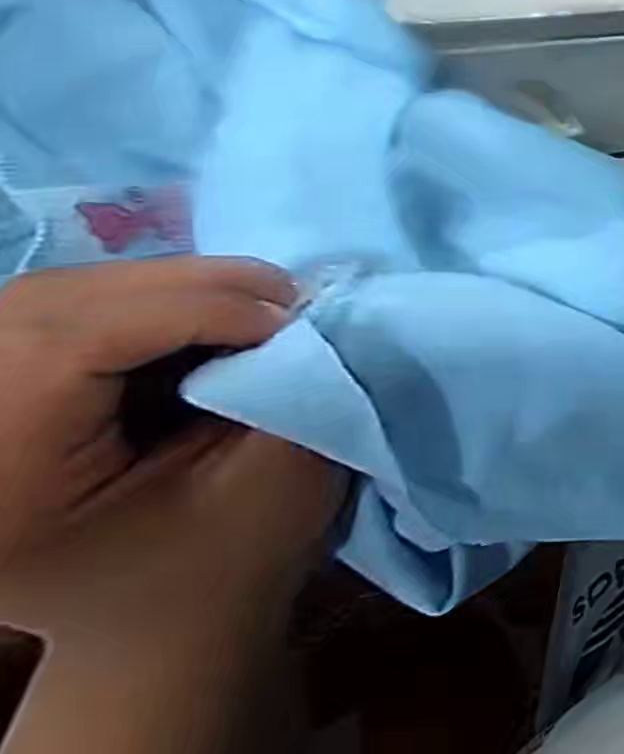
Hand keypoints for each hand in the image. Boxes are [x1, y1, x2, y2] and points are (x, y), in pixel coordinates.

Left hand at [0, 258, 345, 647]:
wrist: (163, 614)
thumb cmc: (229, 558)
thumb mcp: (275, 477)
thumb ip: (285, 390)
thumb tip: (297, 317)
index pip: (62, 343)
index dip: (193, 310)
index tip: (293, 322)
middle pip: (48, 306)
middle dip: (189, 286)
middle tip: (287, 301)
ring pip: (55, 297)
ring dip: (174, 288)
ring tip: (258, 310)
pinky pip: (65, 315)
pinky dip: (153, 303)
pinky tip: (210, 324)